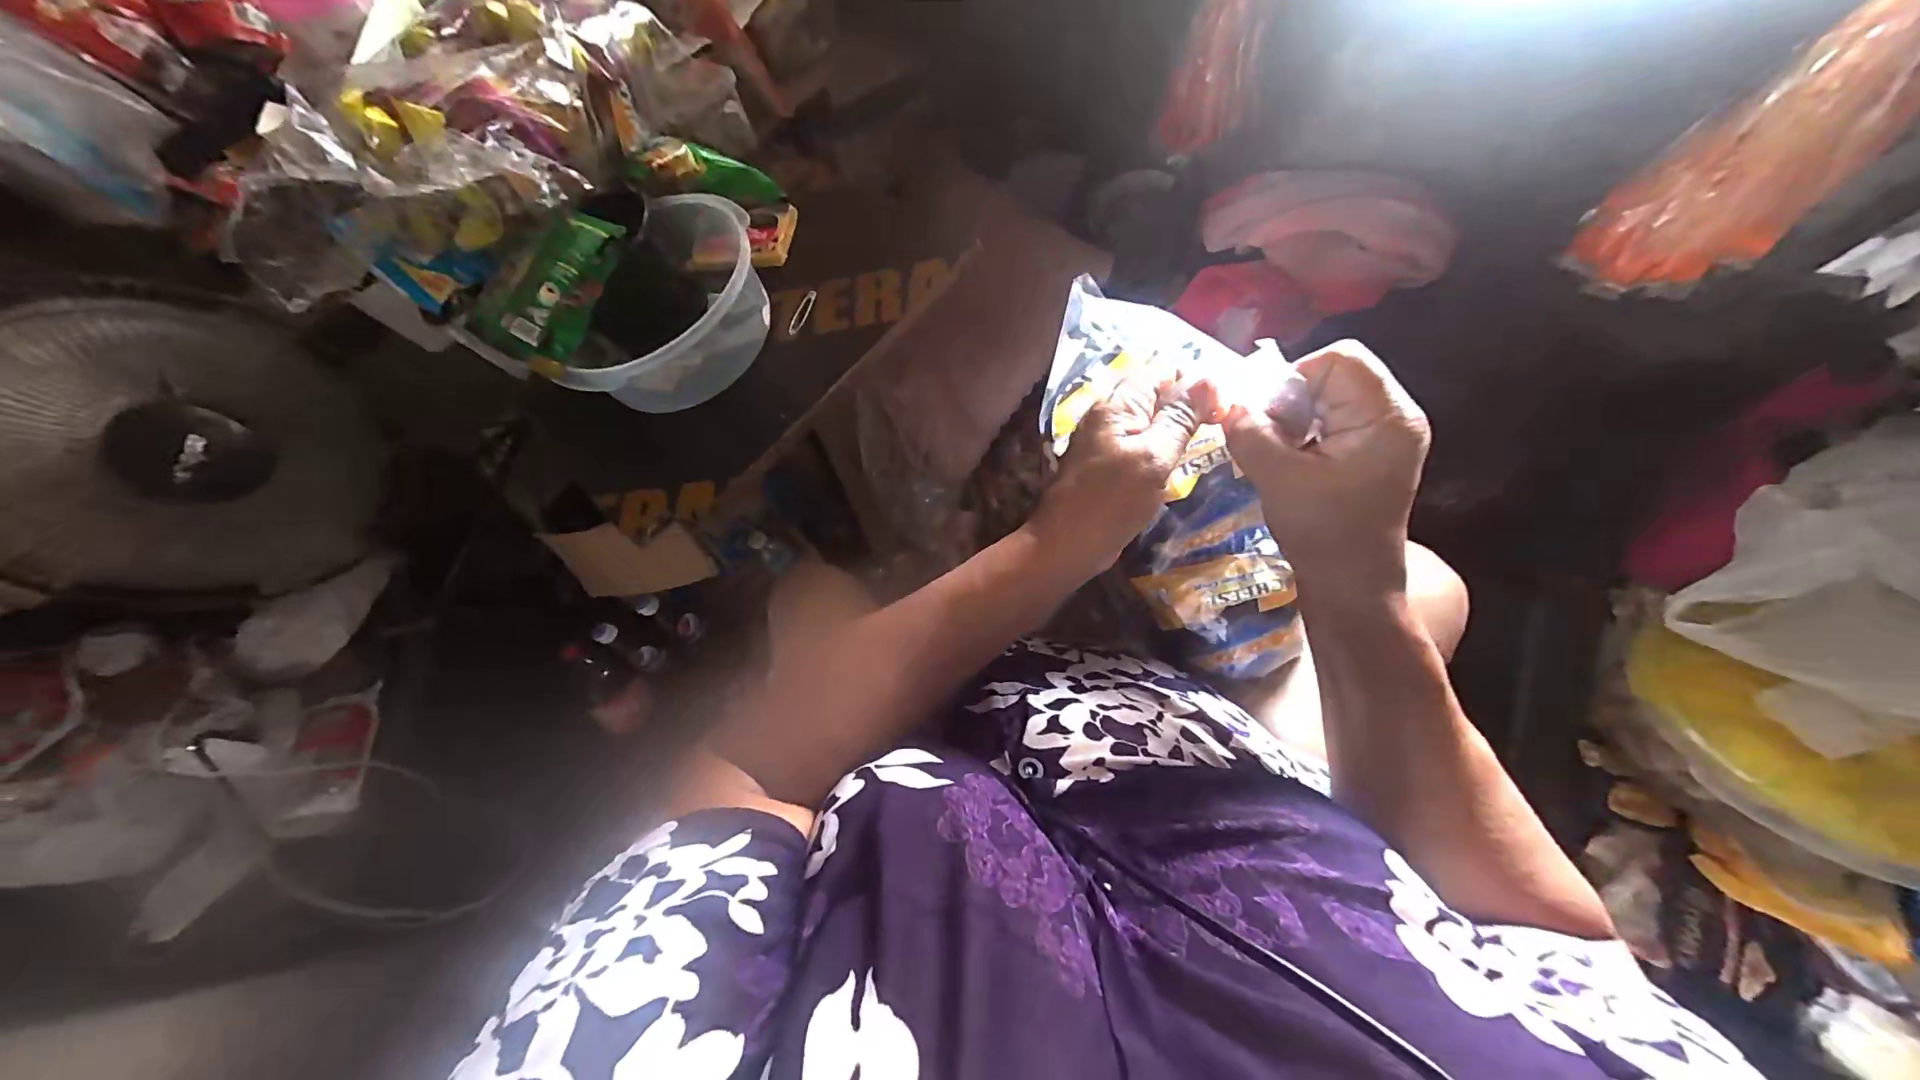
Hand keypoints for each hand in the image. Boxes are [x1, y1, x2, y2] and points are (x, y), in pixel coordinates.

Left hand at [1029, 367, 1218, 576]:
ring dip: (1177, 434)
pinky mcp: (1109, 469)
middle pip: (1156, 398)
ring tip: (1207, 447)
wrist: (1067, 546)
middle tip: (1220, 430)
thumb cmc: (1111, 502)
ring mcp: (1106, 444)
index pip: (1160, 372)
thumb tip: (1208, 380)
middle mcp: (1108, 418)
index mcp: (1116, 407)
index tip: (1222, 407)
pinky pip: (1141, 450)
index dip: (1194, 383)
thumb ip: (1179, 418)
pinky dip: (1162, 455)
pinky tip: (1180, 468)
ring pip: (1150, 426)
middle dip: (1188, 408)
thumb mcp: (1154, 457)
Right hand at [1223, 340, 1428, 593]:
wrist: (1352, 587)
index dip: (1293, 376)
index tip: (1265, 414)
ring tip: (1275, 452)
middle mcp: (1394, 417)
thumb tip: (1227, 405)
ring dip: (1292, 418)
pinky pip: (1328, 422)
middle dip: (1289, 399)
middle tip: (1265, 434)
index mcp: (1386, 417)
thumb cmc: (1324, 534)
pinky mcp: (1368, 454)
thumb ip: (1252, 435)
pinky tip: (1286, 462)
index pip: (1340, 359)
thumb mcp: (1280, 480)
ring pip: (1327, 398)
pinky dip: (1300, 434)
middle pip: (1334, 374)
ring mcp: (1383, 437)